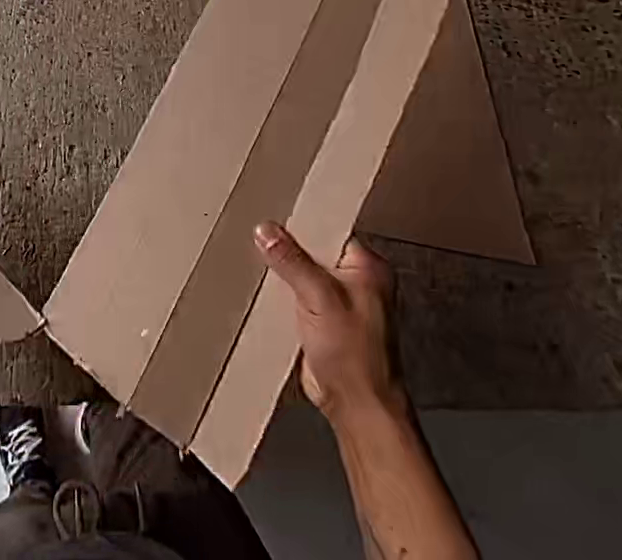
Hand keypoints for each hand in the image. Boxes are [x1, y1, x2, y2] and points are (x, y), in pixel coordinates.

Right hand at [254, 222, 403, 420]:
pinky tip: (261, 288)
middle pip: (310, 249)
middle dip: (284, 247)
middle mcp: (354, 281)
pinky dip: (277, 291)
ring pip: (298, 271)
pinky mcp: (318, 317)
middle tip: (257, 236)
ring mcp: (335, 300)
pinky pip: (292, 293)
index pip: (329, 229)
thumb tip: (267, 230)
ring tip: (254, 259)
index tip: (271, 216)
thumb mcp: (320, 298)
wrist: (355, 405)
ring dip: (279, 271)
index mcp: (367, 268)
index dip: (301, 223)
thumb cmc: (356, 357)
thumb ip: (292, 261)